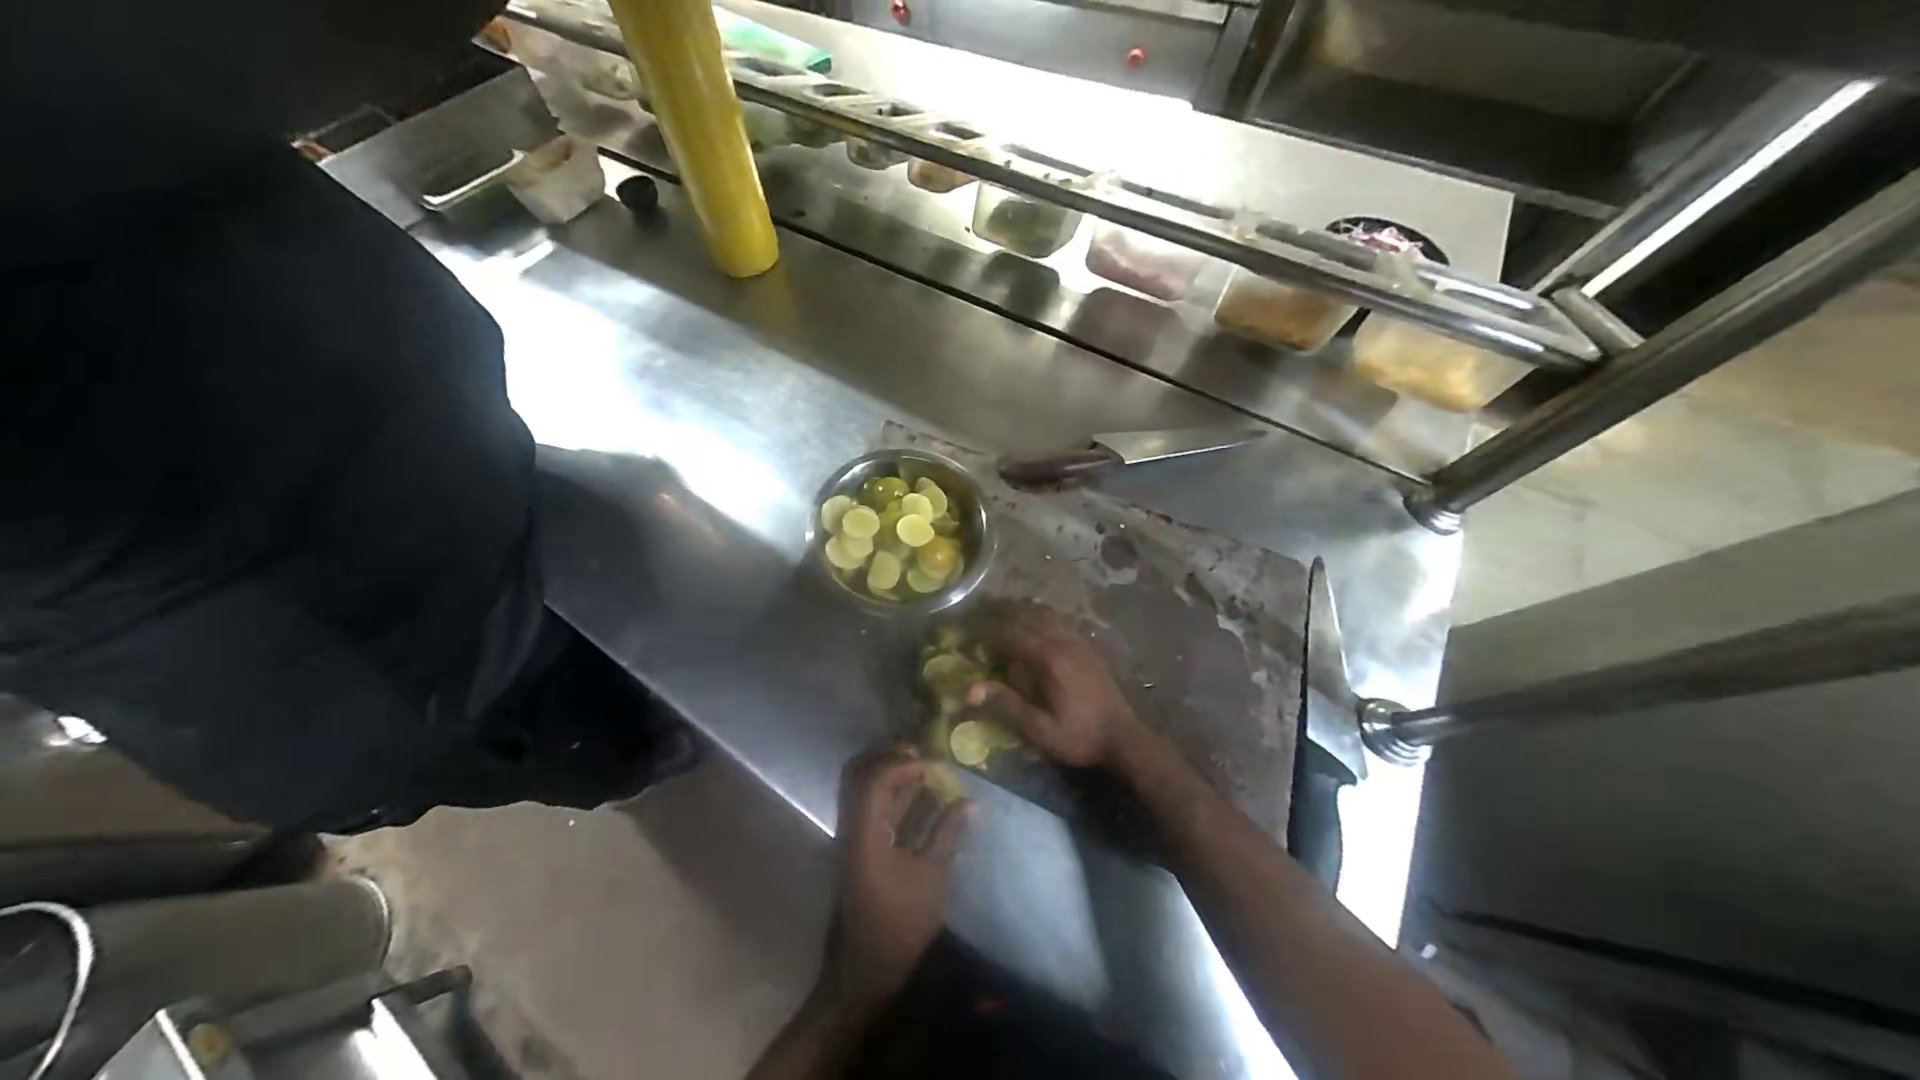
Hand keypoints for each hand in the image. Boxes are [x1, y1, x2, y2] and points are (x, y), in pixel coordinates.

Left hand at [823, 746, 968, 1009]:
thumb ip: (948, 833)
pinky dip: (894, 794)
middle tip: (923, 755)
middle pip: (860, 776)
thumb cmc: (901, 924)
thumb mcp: (933, 877)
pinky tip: (921, 795)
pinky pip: (873, 807)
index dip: (900, 764)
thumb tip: (971, 801)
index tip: (931, 763)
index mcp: (864, 834)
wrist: (867, 968)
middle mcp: (852, 828)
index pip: (873, 782)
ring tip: (927, 770)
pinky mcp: (861, 847)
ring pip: (866, 789)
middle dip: (891, 759)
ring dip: (893, 774)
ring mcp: (853, 837)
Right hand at [965, 602, 1140, 768]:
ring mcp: (1077, 640)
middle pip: (1024, 615)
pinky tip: (1030, 615)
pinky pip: (1057, 618)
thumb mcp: (1039, 729)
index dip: (982, 628)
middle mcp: (1062, 641)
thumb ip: (1006, 704)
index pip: (1007, 633)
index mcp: (1048, 659)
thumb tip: (969, 689)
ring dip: (1017, 608)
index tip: (961, 628)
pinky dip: (1037, 612)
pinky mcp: (1086, 645)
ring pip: (1042, 612)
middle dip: (996, 611)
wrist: (1123, 738)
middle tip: (972, 612)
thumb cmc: (1078, 737)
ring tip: (995, 608)